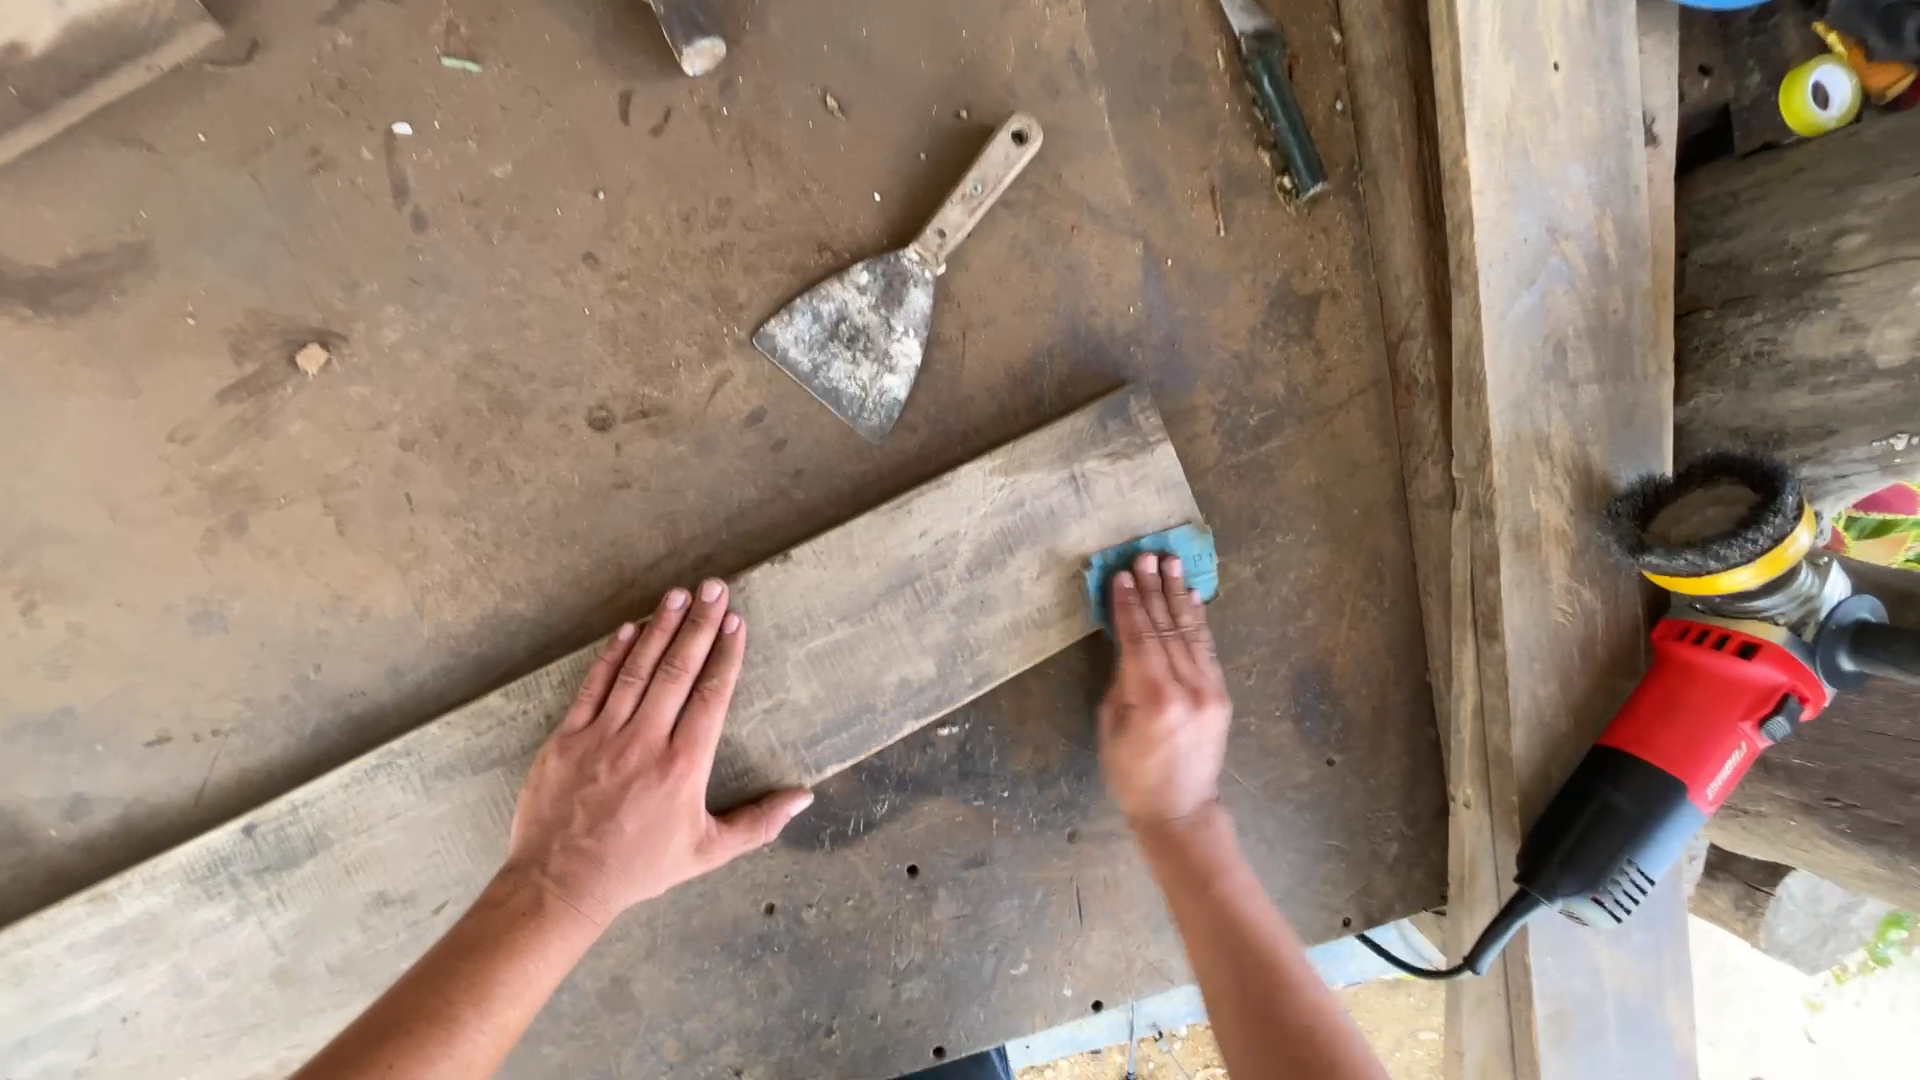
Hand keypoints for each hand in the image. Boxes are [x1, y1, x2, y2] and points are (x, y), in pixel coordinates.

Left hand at [502, 579, 813, 926]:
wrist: (559, 887)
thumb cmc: (639, 868)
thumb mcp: (708, 851)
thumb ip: (759, 822)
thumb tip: (805, 798)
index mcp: (684, 766)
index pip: (711, 695)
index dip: (726, 653)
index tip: (737, 620)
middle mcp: (645, 742)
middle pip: (678, 670)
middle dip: (700, 625)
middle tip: (715, 588)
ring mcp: (603, 737)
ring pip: (638, 670)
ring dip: (660, 628)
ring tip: (680, 594)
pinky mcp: (567, 739)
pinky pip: (594, 686)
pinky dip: (612, 655)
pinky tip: (629, 628)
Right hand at [1098, 553, 1231, 828]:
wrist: (1181, 810)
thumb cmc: (1132, 775)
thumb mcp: (1111, 726)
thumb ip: (1120, 680)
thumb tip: (1126, 642)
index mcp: (1154, 698)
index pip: (1139, 639)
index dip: (1129, 605)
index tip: (1122, 576)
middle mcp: (1188, 687)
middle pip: (1166, 628)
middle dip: (1154, 589)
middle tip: (1146, 556)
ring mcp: (1210, 689)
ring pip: (1190, 632)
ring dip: (1178, 595)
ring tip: (1171, 563)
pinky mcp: (1221, 693)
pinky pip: (1207, 648)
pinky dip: (1198, 619)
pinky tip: (1192, 596)